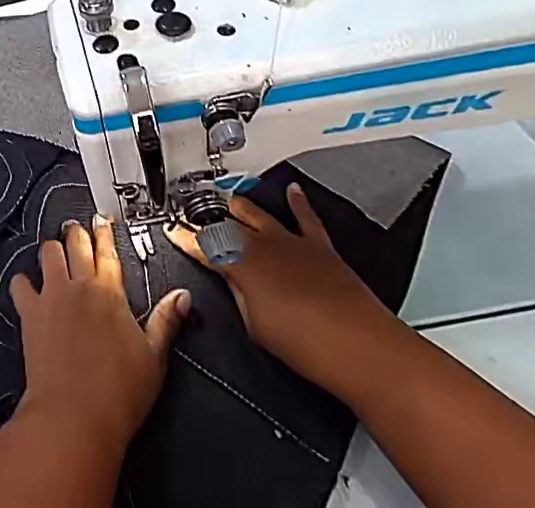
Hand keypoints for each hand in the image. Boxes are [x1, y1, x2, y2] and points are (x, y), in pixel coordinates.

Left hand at [10, 216, 189, 448]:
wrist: (71, 420)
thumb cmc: (115, 394)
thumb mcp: (153, 356)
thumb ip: (166, 321)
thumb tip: (182, 298)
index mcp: (110, 292)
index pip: (107, 250)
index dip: (105, 232)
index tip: (103, 221)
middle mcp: (79, 287)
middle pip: (76, 243)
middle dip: (78, 232)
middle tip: (79, 227)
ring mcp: (51, 299)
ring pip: (49, 254)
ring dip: (53, 248)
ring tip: (56, 246)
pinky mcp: (29, 317)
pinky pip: (20, 286)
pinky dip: (22, 281)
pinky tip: (26, 282)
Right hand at [168, 183, 399, 393]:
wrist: (358, 345)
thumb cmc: (307, 344)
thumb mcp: (254, 326)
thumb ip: (239, 295)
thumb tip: (233, 281)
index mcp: (244, 264)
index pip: (206, 245)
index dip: (187, 238)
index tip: (176, 233)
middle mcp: (268, 246)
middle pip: (230, 224)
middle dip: (210, 219)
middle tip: (196, 216)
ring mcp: (294, 243)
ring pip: (262, 215)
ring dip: (243, 207)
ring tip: (230, 200)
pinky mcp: (320, 246)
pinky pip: (305, 216)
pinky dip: (297, 201)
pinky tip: (293, 190)